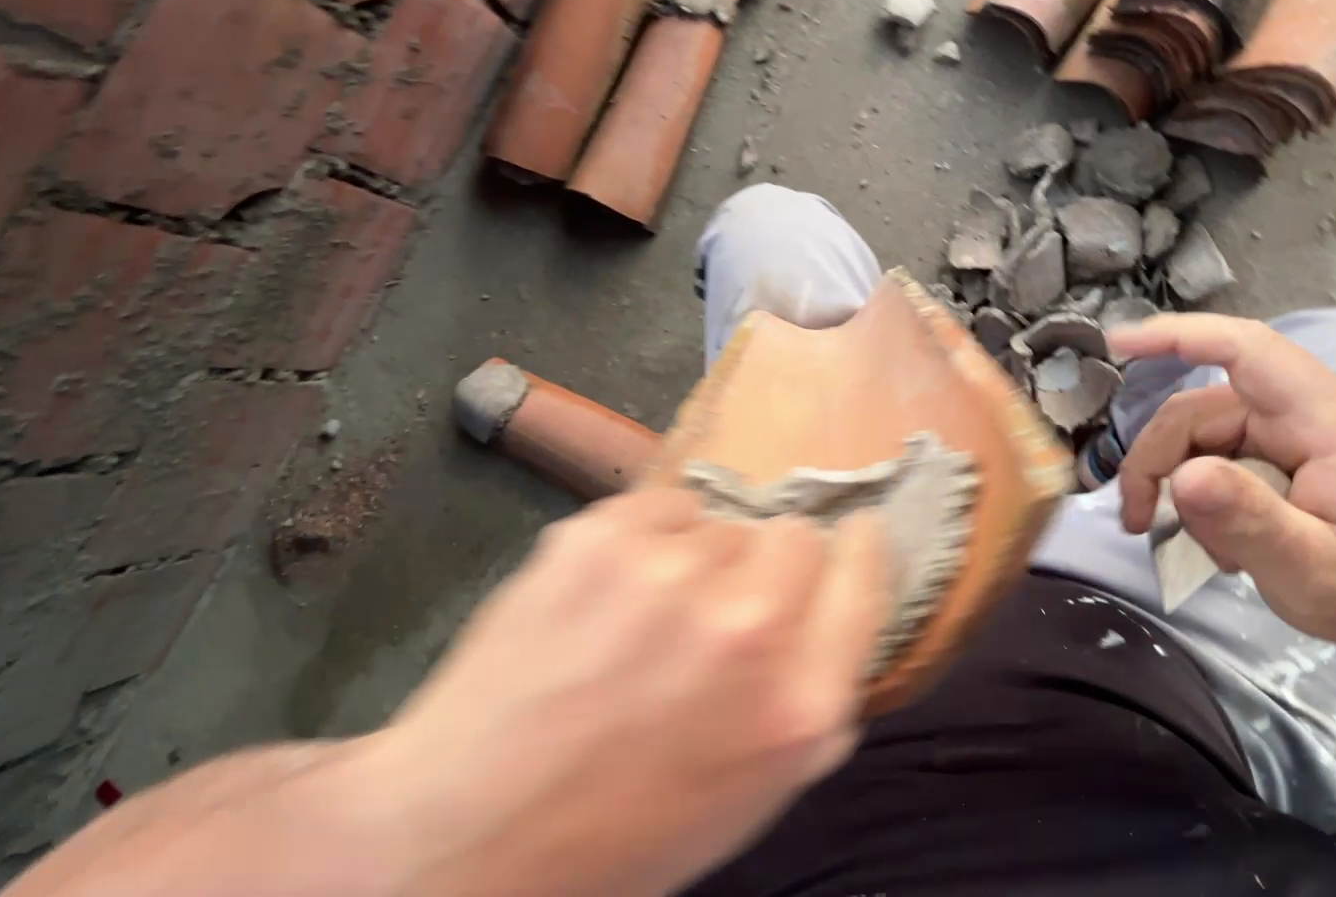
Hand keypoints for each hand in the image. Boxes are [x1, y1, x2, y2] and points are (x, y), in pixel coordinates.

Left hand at [366, 488, 889, 896]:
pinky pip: (664, 506)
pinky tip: (610, 595)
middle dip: (770, 567)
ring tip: (647, 619)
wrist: (470, 830)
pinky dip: (650, 539)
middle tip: (721, 612)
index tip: (850, 537)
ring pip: (723, 523)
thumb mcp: (760, 792)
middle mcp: (746, 625)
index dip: (858, 551)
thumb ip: (822, 695)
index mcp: (799, 702)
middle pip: (796, 534)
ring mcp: (668, 572)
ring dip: (702, 560)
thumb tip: (841, 601)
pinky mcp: (599, 536)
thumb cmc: (629, 827)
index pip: (864, 570)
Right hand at [1108, 314, 1335, 650]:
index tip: (1118, 345)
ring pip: (1199, 437)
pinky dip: (1199, 496)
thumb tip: (1182, 478)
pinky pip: (1214, 456)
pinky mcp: (1280, 454)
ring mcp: (1291, 432)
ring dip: (1178, 487)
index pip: (1247, 349)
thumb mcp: (1314, 571)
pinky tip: (1218, 541)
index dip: (1179, 336)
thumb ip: (1251, 521)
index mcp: (1326, 419)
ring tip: (1198, 548)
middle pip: (1200, 411)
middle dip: (1159, 462)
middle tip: (1137, 520)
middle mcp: (1304, 411)